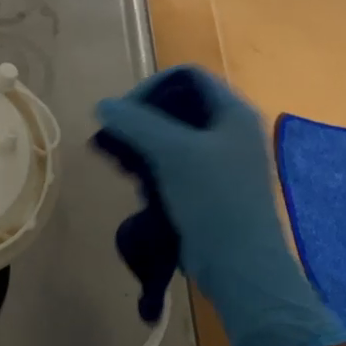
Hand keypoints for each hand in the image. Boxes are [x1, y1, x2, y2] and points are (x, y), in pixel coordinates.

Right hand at [96, 68, 345, 345]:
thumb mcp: (171, 152)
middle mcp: (232, 132)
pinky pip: (177, 165)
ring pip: (174, 137)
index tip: (126, 111)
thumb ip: (135, 122)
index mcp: (233, 113)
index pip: (187, 76)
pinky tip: (136, 185)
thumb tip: (103, 106)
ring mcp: (224, 162)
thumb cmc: (213, 199)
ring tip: (121, 163)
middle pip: (178, 106)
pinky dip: (154, 168)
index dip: (153, 86)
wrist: (242, 269)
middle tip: (117, 137)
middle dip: (142, 118)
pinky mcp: (213, 190)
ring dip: (144, 145)